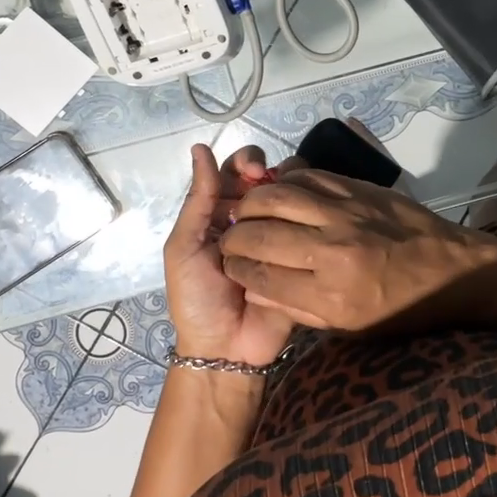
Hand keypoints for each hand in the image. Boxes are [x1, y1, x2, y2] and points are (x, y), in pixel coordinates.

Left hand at [161, 145, 300, 365]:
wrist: (226, 348)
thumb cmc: (196, 298)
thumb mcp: (184, 248)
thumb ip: (197, 200)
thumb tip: (201, 148)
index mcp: (221, 213)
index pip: (236, 171)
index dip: (246, 161)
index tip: (253, 170)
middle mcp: (252, 219)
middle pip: (268, 180)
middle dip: (272, 172)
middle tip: (271, 181)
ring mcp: (281, 236)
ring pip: (292, 199)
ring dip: (292, 192)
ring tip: (291, 200)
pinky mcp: (303, 254)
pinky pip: (310, 228)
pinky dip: (312, 217)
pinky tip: (312, 219)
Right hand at [216, 170, 496, 332]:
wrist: (455, 270)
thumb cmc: (404, 310)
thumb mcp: (351, 327)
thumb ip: (300, 309)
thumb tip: (257, 287)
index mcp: (331, 294)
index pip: (261, 278)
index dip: (238, 270)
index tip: (230, 266)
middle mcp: (333, 249)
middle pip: (261, 234)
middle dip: (234, 236)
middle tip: (228, 237)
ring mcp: (346, 212)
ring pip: (279, 196)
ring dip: (253, 202)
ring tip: (245, 210)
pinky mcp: (359, 188)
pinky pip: (310, 176)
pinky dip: (286, 181)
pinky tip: (278, 190)